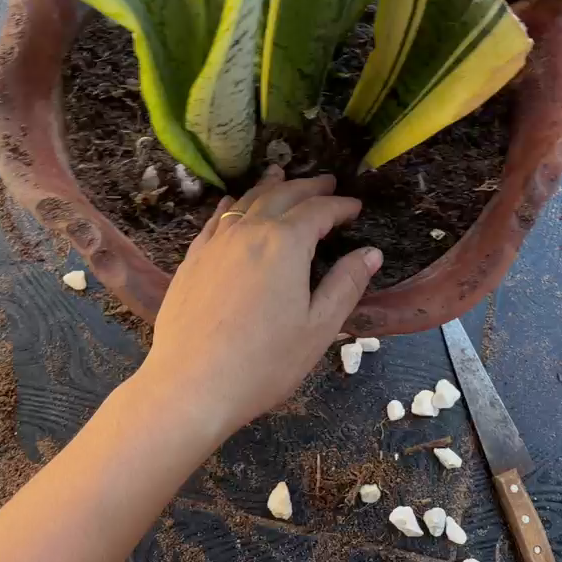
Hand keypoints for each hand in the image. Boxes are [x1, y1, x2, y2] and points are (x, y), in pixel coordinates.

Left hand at [137, 165, 381, 443]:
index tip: (355, 207)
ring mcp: (214, 244)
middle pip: (281, 196)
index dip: (340, 206)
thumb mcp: (318, 328)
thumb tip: (370, 253)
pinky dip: (232, 205)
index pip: (318, 211)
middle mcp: (247, 232)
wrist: (191, 386)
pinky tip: (232, 204)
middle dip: (308, 187)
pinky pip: (215, 219)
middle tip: (327, 182)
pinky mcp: (192, 260)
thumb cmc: (264, 363)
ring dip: (269, 187)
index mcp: (284, 244)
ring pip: (246, 202)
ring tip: (281, 175)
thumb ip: (346, 285)